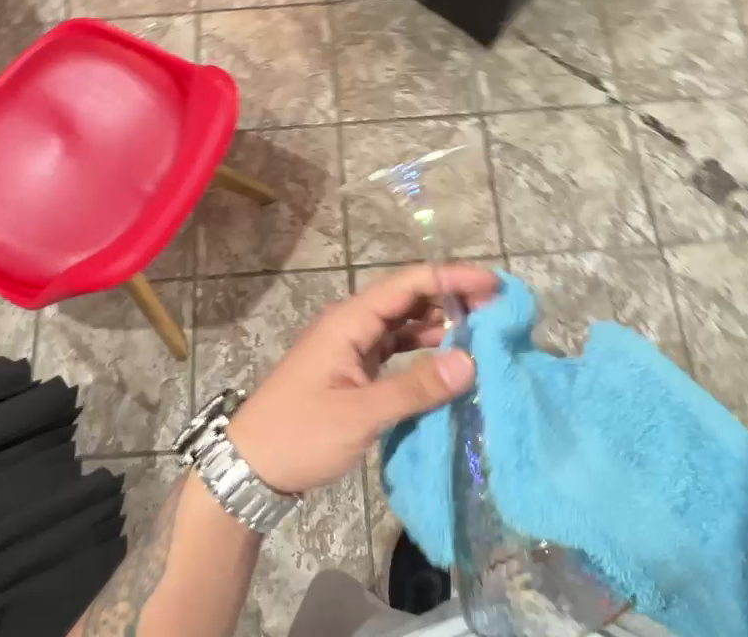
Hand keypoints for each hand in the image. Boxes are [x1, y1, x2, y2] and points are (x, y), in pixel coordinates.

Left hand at [224, 264, 498, 495]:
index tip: (495, 287)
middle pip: (408, 298)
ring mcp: (350, 347)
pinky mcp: (353, 370)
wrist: (249, 467)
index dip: (452, 279)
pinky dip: (423, 351)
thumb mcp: (360, 415)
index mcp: (349, 321)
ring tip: (483, 333)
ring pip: (403, 323)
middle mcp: (351, 325)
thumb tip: (471, 361)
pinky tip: (449, 362)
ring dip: (440, 324)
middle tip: (498, 311)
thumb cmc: (299, 434)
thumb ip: (415, 387)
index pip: (408, 284)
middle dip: (452, 298)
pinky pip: (395, 349)